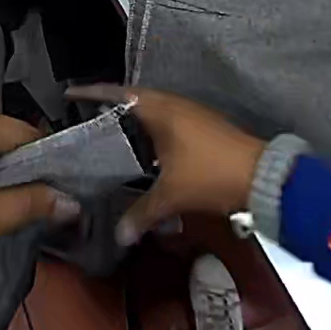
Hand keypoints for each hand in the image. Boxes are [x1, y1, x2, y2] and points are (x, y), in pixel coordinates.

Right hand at [68, 85, 266, 246]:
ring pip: (153, 110)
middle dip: (110, 106)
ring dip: (133, 118)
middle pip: (135, 99)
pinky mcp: (203, 125)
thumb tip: (119, 235)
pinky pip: (167, 120)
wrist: (260, 176)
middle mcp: (174, 104)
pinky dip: (151, 130)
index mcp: (161, 110)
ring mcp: (191, 113)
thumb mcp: (172, 196)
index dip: (93, 93)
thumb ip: (142, 213)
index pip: (119, 94)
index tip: (70, 94)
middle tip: (87, 118)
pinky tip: (145, 151)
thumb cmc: (210, 175)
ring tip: (110, 134)